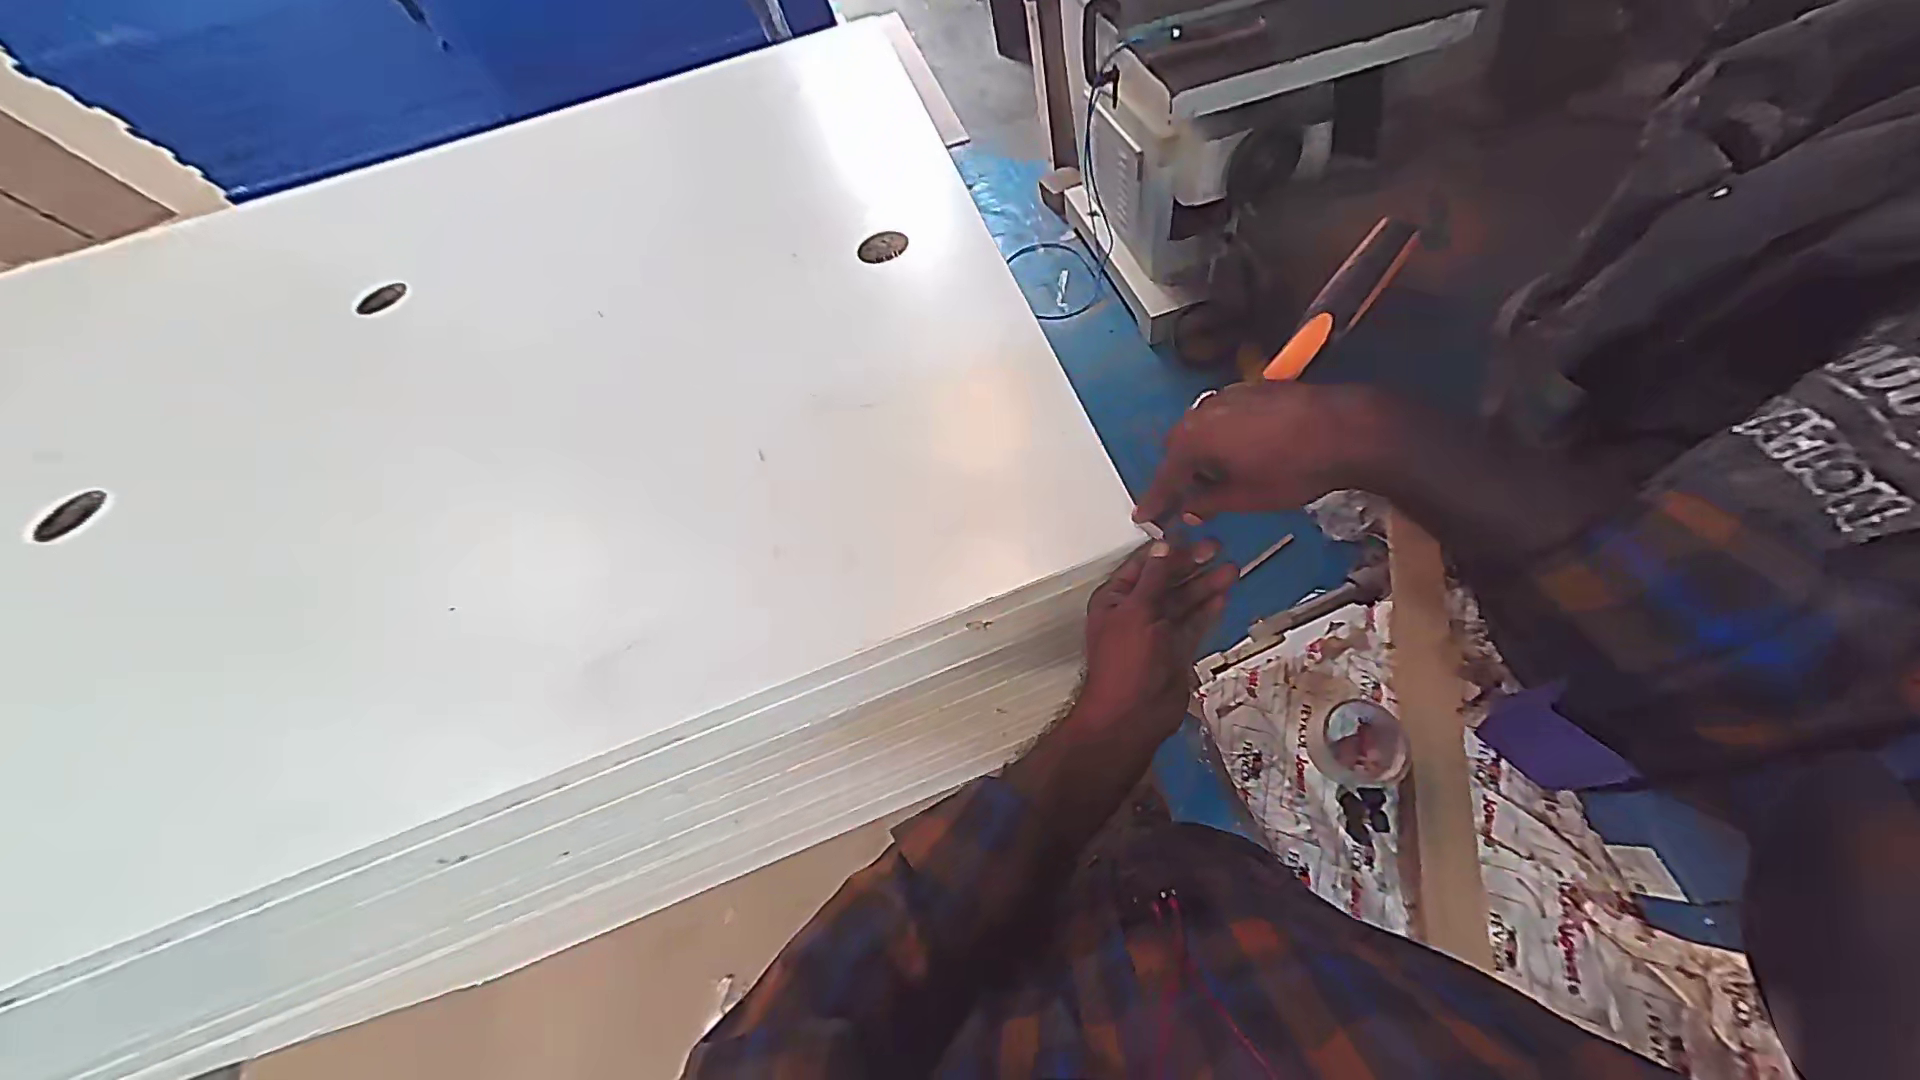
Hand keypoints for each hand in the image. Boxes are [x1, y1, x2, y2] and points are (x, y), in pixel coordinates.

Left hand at [1075, 538, 1236, 737]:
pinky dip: (1207, 609)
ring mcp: (1156, 632)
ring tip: (1231, 568)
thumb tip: (1164, 545)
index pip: (1142, 566)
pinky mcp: (1175, 650)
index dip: (1167, 550)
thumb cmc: (1126, 660)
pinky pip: (1193, 623)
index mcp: (1115, 599)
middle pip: (1166, 582)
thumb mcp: (1137, 611)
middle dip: (1191, 565)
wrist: (1132, 715)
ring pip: (1183, 602)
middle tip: (1219, 547)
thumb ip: (1154, 578)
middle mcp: (1134, 612)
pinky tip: (1224, 593)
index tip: (1192, 533)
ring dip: (1204, 585)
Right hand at [1132, 381, 1388, 525]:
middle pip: (1178, 446)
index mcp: (1193, 438)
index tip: (1144, 516)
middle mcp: (1203, 411)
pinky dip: (1224, 437)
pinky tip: (1244, 452)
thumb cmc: (1291, 470)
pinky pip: (1224, 417)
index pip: (1165, 475)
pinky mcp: (1254, 389)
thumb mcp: (1244, 498)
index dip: (1155, 500)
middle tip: (1187, 497)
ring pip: (1202, 429)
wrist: (1350, 429)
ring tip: (1219, 476)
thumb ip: (1208, 503)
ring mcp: (1229, 395)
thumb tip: (1191, 507)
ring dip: (1203, 453)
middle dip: (1180, 472)